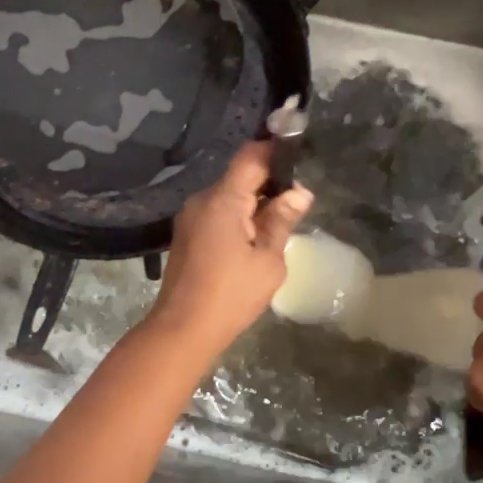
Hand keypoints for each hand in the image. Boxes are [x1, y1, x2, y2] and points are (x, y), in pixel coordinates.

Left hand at [151, 141, 312, 351]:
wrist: (182, 330)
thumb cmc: (231, 295)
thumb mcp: (268, 260)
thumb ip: (282, 221)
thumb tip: (300, 192)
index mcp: (223, 200)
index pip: (250, 157)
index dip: (274, 152)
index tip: (298, 161)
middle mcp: (202, 200)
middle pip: (239, 177)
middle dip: (268, 185)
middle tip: (296, 206)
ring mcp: (190, 217)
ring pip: (227, 196)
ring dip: (252, 204)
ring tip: (277, 227)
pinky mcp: (185, 235)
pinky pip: (216, 214)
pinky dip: (236, 219)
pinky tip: (252, 243)